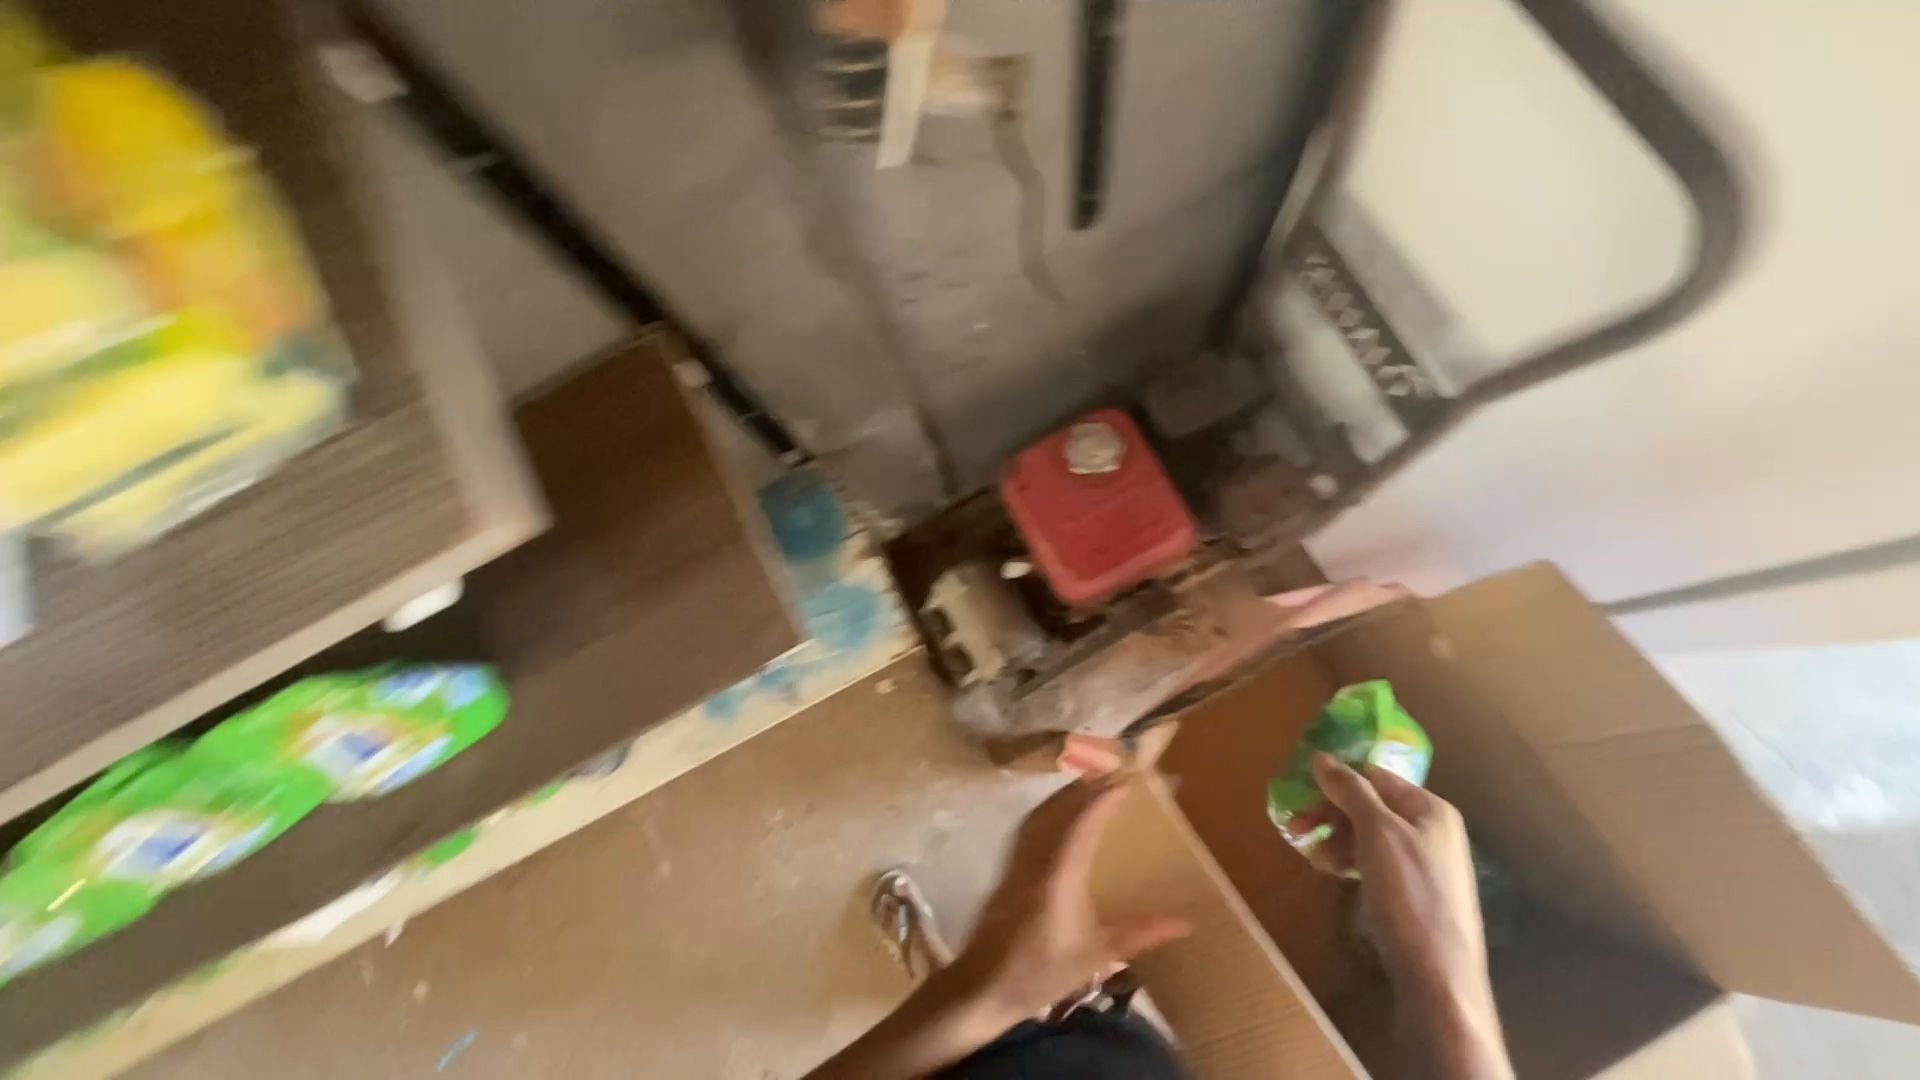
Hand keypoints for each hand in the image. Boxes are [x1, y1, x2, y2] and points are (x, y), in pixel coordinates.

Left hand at [945, 778, 1189, 1023]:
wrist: (984, 985)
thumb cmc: (1042, 972)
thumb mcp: (1096, 956)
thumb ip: (1139, 934)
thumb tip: (1184, 922)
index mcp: (1061, 876)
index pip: (1083, 824)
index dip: (1103, 799)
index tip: (1124, 781)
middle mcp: (1037, 859)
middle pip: (1061, 810)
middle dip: (1086, 788)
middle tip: (1112, 771)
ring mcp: (1018, 861)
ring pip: (1042, 814)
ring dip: (1065, 795)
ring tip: (1089, 782)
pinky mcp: (1008, 868)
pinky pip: (1030, 826)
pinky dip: (1048, 810)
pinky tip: (1056, 812)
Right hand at [1312, 754, 1512, 1079]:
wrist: (1438, 975)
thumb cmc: (1409, 894)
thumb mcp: (1376, 832)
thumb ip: (1350, 790)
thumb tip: (1321, 757)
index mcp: (1429, 808)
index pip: (1374, 775)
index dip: (1336, 782)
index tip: (1301, 796)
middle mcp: (1430, 828)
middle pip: (1368, 805)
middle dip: (1330, 815)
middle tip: (1295, 829)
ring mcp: (1422, 861)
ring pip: (1366, 834)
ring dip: (1335, 839)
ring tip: (1315, 859)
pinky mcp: (1412, 890)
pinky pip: (1373, 860)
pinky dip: (1349, 860)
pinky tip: (1332, 873)